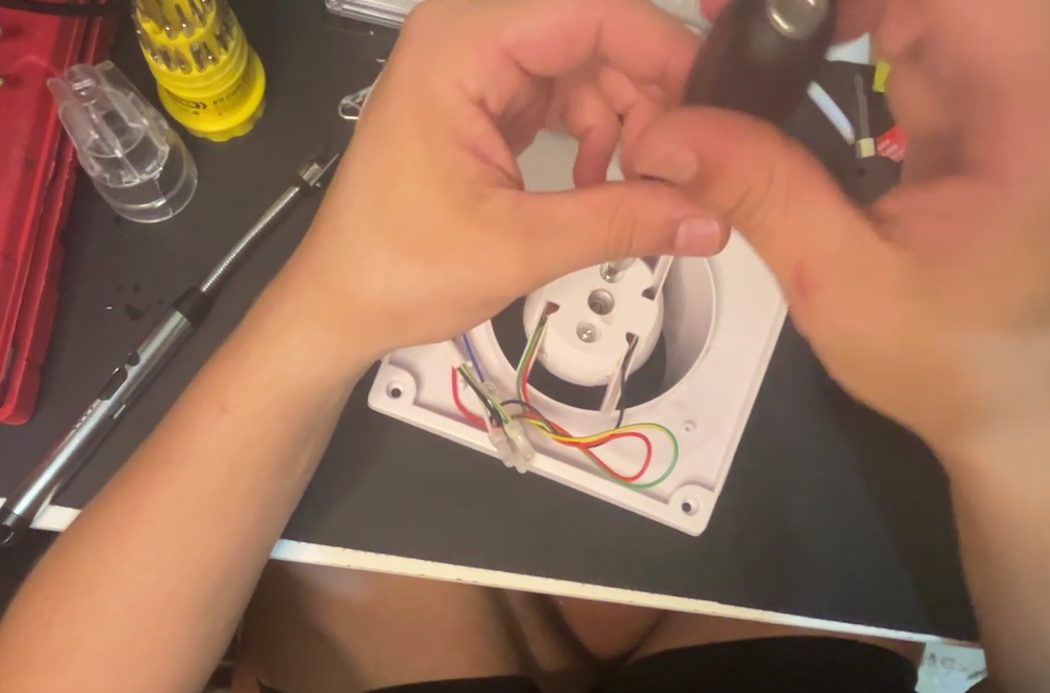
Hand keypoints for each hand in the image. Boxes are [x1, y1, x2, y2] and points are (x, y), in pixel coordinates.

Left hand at [269, 0, 730, 367]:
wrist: (343, 307)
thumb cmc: (390, 270)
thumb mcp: (517, 247)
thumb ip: (618, 223)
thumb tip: (696, 215)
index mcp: (459, 49)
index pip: (590, 10)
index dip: (660, 52)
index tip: (706, 103)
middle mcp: (462, 46)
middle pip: (589, 37)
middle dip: (642, 98)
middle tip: (673, 162)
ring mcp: (469, 79)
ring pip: (578, 73)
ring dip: (618, 125)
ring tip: (634, 186)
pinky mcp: (476, 114)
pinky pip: (555, 104)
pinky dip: (588, 141)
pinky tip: (597, 186)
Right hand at [623, 0, 1049, 456]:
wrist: (1005, 388)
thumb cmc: (935, 355)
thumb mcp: (834, 283)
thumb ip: (760, 191)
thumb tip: (661, 130)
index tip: (745, 5)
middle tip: (743, 17)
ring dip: (848, 1)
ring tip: (757, 28)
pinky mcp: (1031, 67)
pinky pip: (951, 4)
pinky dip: (872, 9)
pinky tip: (805, 38)